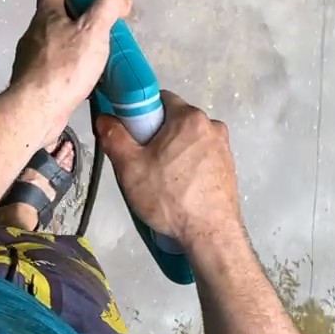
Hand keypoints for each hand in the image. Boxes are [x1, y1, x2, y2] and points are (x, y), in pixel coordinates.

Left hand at [10, 0, 131, 125]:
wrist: (37, 110)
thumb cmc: (65, 67)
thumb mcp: (93, 30)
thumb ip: (107, 8)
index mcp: (47, 15)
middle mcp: (35, 33)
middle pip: (51, 14)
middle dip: (65, 8)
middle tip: (85, 9)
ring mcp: (31, 59)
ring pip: (52, 41)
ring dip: (67, 38)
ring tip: (89, 45)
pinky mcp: (34, 82)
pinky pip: (54, 65)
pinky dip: (67, 64)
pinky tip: (80, 75)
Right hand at [94, 92, 244, 256]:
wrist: (210, 235)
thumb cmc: (169, 197)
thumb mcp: (130, 167)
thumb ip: (114, 137)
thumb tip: (105, 118)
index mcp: (189, 117)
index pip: (159, 98)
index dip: (140, 113)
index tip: (131, 135)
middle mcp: (212, 126)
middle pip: (174, 121)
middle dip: (156, 136)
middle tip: (141, 162)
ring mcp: (224, 149)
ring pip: (188, 141)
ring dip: (173, 153)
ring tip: (160, 181)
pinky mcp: (229, 169)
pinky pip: (201, 159)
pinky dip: (188, 168)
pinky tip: (179, 190)